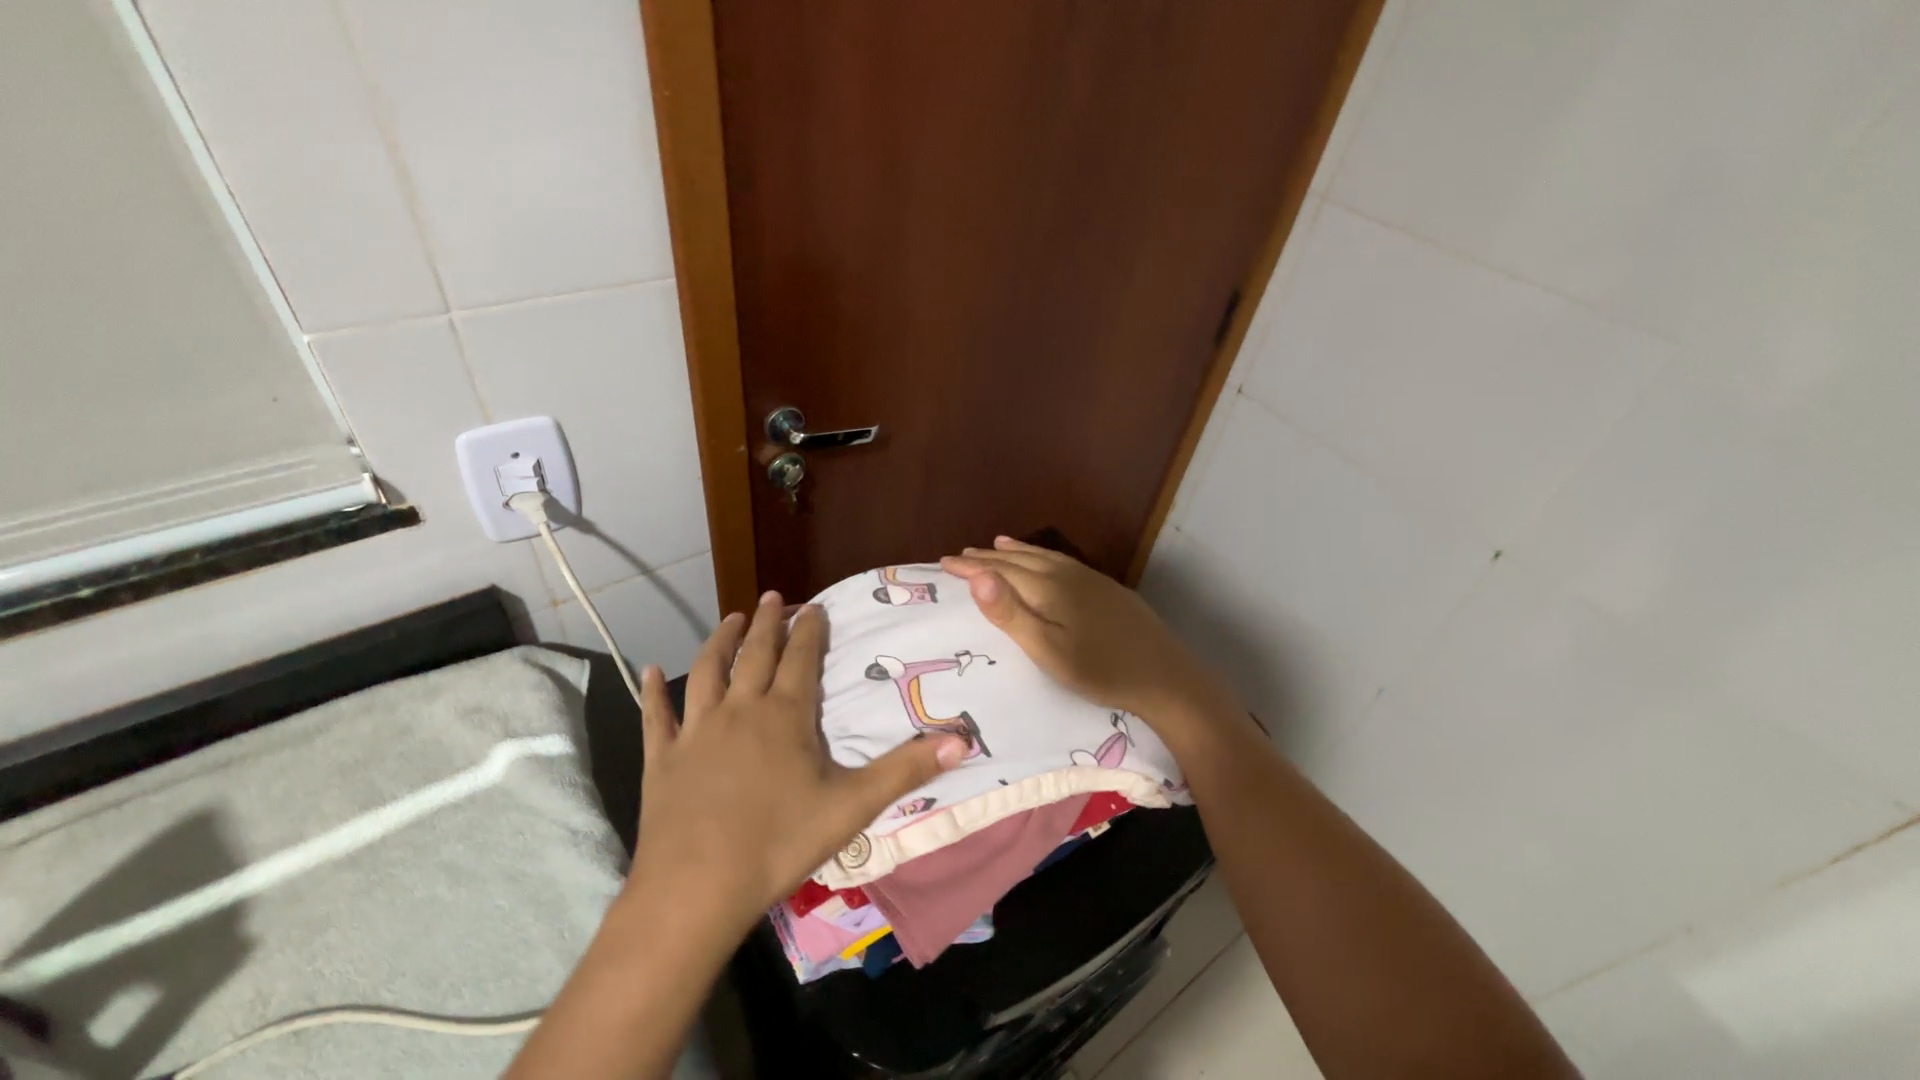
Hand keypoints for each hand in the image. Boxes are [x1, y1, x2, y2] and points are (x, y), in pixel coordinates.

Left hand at [631, 592, 966, 934]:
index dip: (810, 631)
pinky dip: (654, 690)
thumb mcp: (853, 806)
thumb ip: (906, 769)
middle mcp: (740, 710)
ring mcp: (697, 730)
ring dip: (720, 641)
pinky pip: (657, 714)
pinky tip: (651, 670)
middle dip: (767, 623)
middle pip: (755, 655)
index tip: (814, 607)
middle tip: (773, 596)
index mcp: (786, 716)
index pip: (801, 660)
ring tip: (731, 618)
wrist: (698, 886)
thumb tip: (964, 739)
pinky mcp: (663, 757)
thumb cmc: (780, 843)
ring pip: (708, 671)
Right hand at [940, 537, 1229, 730]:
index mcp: (1049, 589)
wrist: (1166, 677)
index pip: (1000, 572)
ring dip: (1016, 552)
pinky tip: (1048, 562)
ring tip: (996, 544)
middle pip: (1021, 560)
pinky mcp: (1108, 590)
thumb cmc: (1100, 671)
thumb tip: (977, 576)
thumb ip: (1012, 614)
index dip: (970, 568)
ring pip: (1044, 558)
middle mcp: (1068, 575)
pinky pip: (1064, 562)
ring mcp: (1092, 580)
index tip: (943, 563)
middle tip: (960, 554)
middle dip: (988, 557)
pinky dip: (1044, 557)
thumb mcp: (1049, 650)